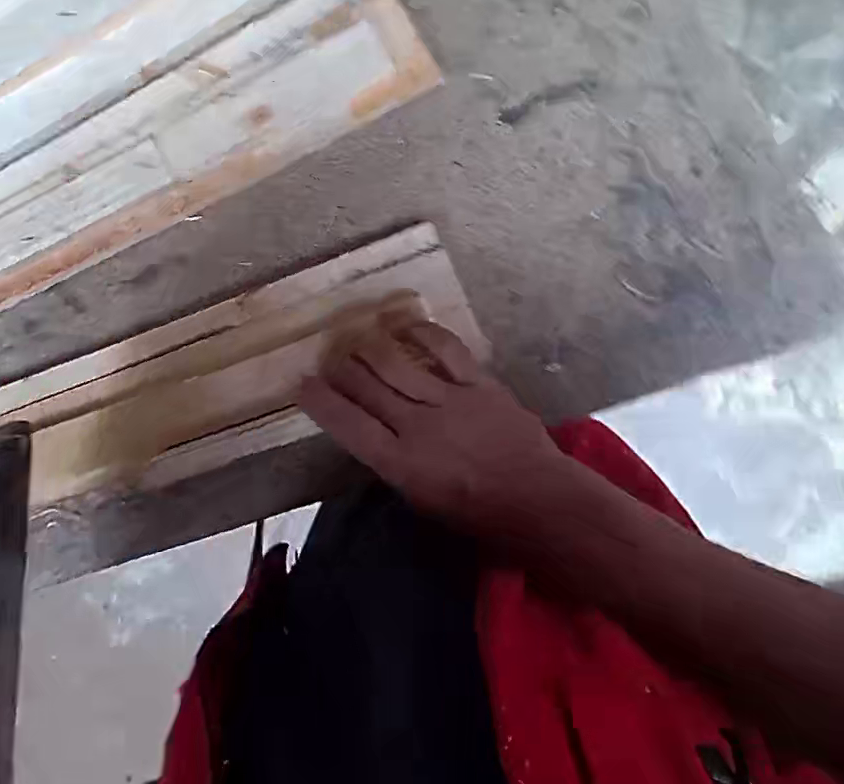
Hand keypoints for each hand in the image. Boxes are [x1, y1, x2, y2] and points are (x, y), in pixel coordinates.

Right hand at [299, 320, 578, 537]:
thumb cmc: (482, 518)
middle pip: (368, 388)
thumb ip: (399, 467)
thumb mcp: (425, 504)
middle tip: (331, 359)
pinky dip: (424, 335)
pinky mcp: (479, 384)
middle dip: (343, 370)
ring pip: (398, 365)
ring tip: (358, 339)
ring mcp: (450, 400)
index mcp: (401, 464)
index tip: (303, 384)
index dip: (320, 401)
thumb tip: (382, 440)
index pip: (347, 425)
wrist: (540, 502)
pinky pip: (446, 351)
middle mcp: (417, 426)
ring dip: (372, 349)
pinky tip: (407, 326)